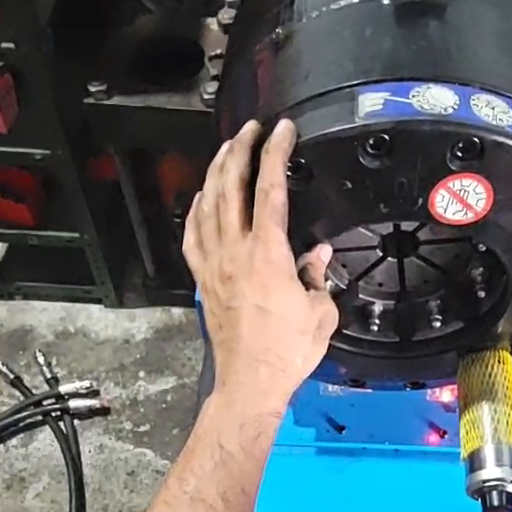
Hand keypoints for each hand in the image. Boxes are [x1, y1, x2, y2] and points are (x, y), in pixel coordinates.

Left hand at [185, 119, 336, 417]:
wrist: (251, 381)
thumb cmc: (286, 351)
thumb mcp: (319, 312)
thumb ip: (317, 275)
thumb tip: (316, 255)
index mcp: (268, 254)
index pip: (271, 188)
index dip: (276, 152)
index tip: (283, 130)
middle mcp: (236, 252)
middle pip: (231, 185)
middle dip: (241, 149)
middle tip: (252, 130)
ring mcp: (215, 265)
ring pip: (208, 205)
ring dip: (217, 171)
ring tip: (227, 150)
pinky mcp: (205, 281)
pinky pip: (193, 236)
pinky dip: (195, 211)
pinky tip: (200, 198)